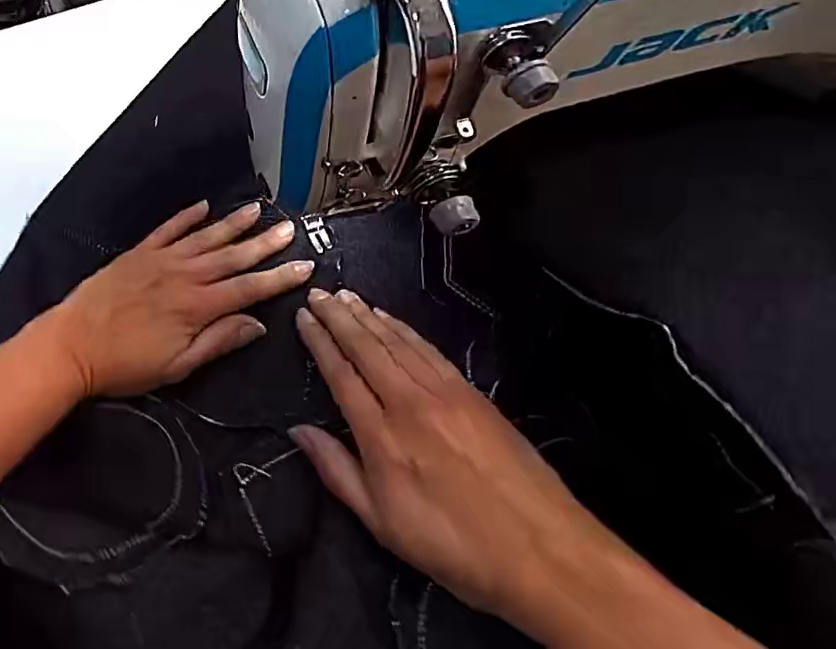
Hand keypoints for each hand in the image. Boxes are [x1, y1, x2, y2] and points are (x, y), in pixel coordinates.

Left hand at [40, 201, 312, 398]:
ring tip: (258, 209)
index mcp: (198, 306)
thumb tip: (257, 323)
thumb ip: (218, 341)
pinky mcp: (140, 253)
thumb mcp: (176, 367)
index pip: (248, 288)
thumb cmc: (124, 364)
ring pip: (206, 237)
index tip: (304, 266)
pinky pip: (169, 229)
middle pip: (233, 256)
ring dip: (233, 223)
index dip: (279, 277)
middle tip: (289, 228)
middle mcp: (186, 275)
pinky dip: (187, 217)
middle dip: (265, 243)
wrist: (70, 346)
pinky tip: (204, 206)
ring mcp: (162, 259)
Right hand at [291, 290, 756, 647]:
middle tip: (319, 293)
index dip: (319, 342)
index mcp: (381, 435)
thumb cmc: (452, 544)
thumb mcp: (382, 523)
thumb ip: (336, 471)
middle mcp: (408, 401)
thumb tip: (298, 431)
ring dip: (368, 315)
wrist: (537, 544)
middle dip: (339, 316)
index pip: (341, 374)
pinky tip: (390, 319)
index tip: (304, 318)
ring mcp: (442, 390)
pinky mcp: (468, 388)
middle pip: (366, 346)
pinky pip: (426, 347)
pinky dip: (403, 328)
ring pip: (396, 340)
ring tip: (346, 296)